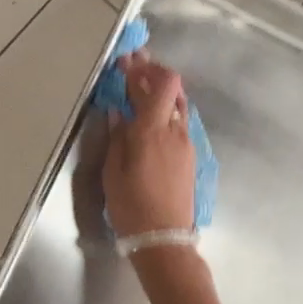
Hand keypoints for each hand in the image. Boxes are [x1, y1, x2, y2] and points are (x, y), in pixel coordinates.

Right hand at [102, 52, 195, 237]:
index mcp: (153, 130)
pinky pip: (179, 123)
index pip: (164, 83)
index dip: (148, 68)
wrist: (164, 238)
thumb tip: (117, 113)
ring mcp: (186, 144)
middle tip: (130, 70)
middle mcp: (176, 131)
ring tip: (137, 92)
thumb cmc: (131, 206)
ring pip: (177, 106)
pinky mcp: (189, 156)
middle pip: (173, 89)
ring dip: (159, 94)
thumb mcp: (113, 171)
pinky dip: (164, 112)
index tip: (127, 65)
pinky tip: (148, 119)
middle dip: (151, 75)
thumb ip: (117, 137)